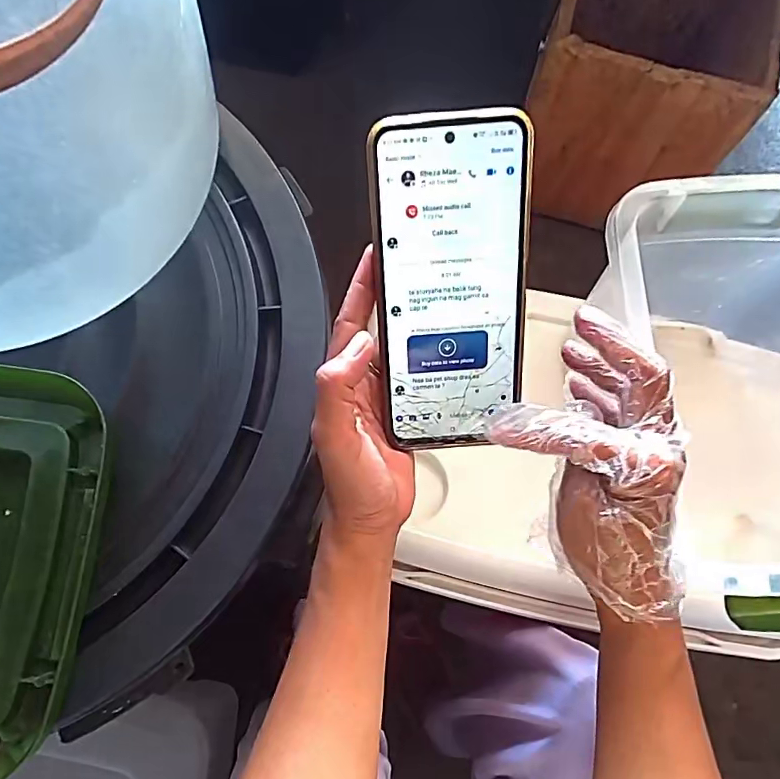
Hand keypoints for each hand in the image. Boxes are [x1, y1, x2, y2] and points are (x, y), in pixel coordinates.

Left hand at [314, 246, 413, 543]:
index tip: (374, 259)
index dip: (361, 291)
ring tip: (429, 296)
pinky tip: (443, 348)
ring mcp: (383, 400)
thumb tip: (355, 350)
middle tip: (406, 265)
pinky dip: (430, 359)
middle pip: (376, 330)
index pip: (350, 327)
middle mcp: (360, 387)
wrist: (372, 519)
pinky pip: (417, 377)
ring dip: (412, 324)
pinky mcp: (406, 414)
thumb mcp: (336, 437)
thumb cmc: (349, 487)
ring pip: (398, 351)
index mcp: (340, 386)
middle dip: (389, 296)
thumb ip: (336, 392)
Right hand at [487, 305, 685, 621]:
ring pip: (636, 389)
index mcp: (649, 460)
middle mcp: (661, 447)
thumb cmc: (614, 554)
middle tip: (583, 323)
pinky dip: (602, 390)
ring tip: (575, 347)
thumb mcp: (581, 502)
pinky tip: (581, 384)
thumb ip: (570, 452)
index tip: (511, 426)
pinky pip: (626, 409)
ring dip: (605, 364)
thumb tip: (543, 423)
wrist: (635, 583)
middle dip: (612, 345)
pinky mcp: (644, 454)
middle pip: (643, 378)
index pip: (590, 423)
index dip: (543, 423)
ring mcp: (656, 448)